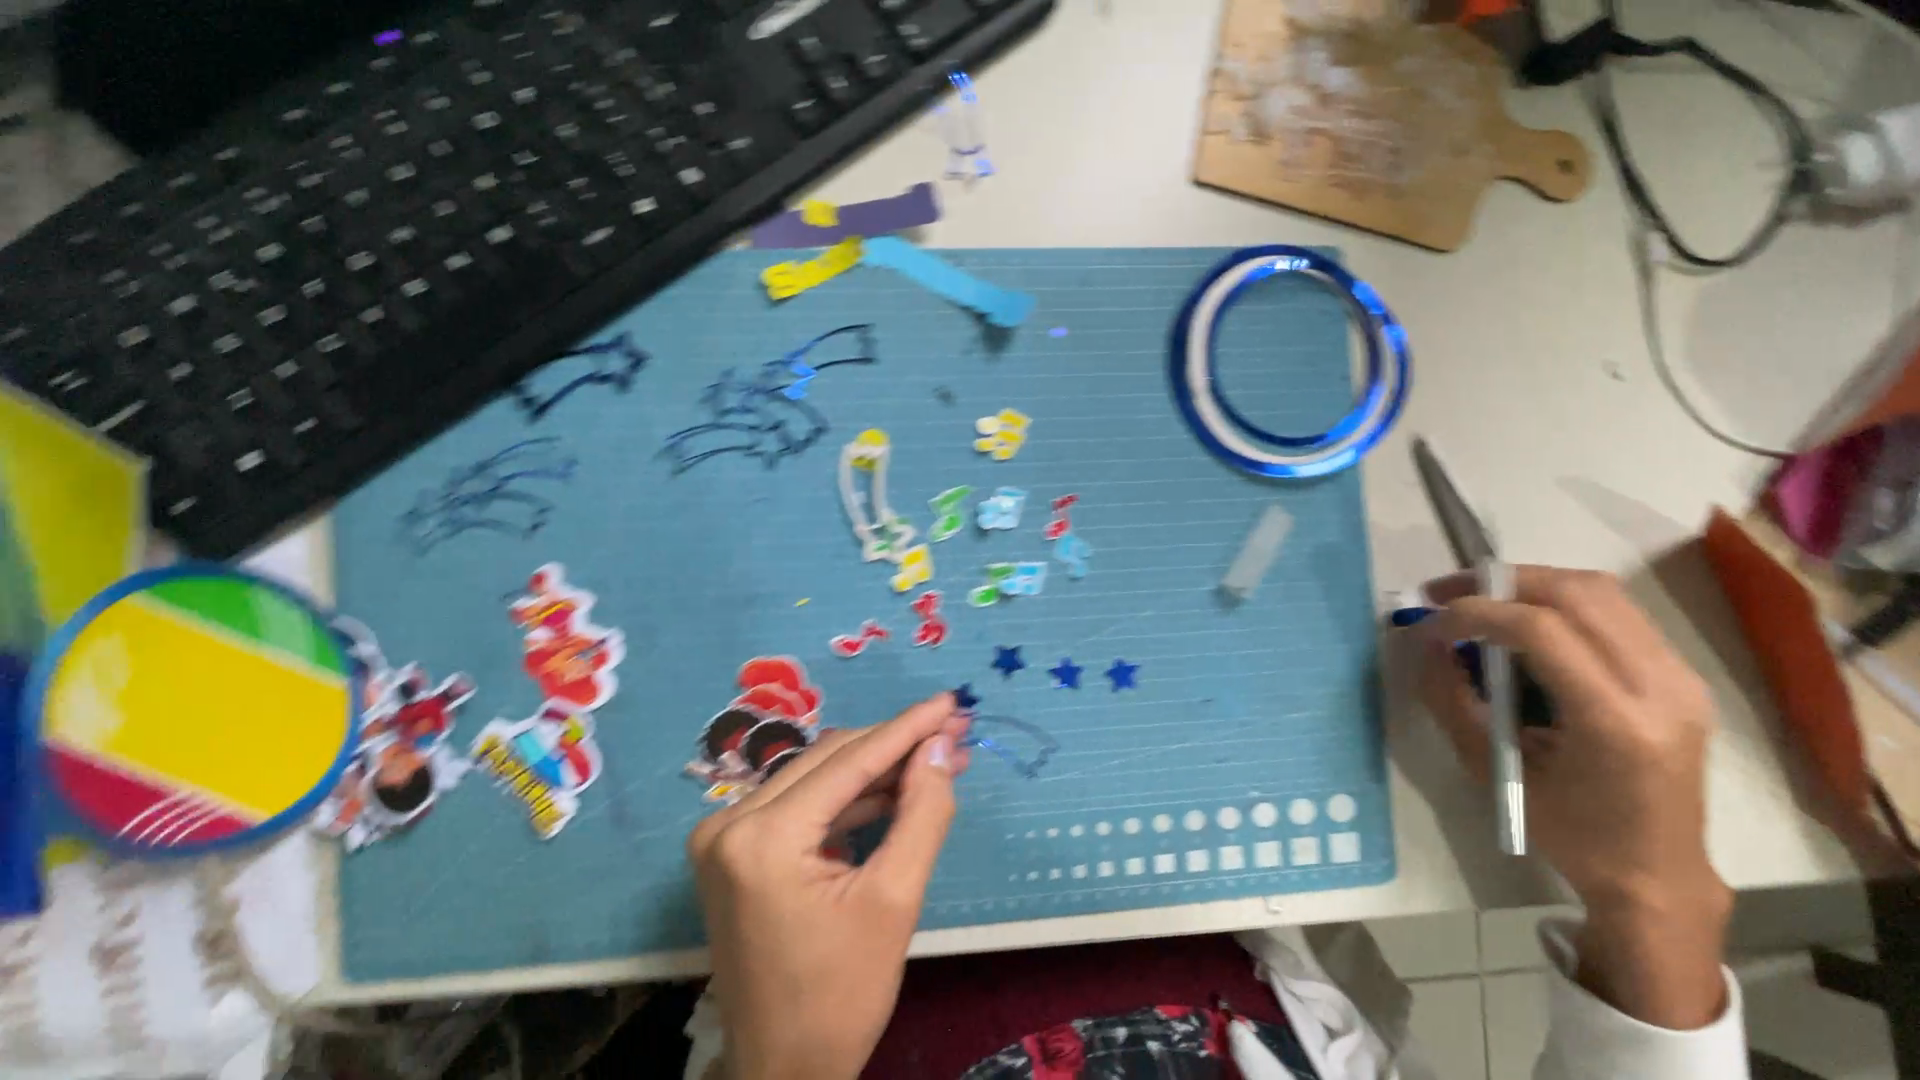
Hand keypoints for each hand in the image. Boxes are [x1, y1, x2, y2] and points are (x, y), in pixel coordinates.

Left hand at [688, 694, 971, 1079]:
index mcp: (761, 838)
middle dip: (895, 747)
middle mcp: (730, 823)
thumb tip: (941, 748)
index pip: (847, 764)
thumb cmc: (841, 997)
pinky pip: (800, 808)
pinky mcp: (733, 852)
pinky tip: (896, 792)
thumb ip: (922, 814)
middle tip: (954, 733)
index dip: (906, 729)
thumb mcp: (895, 902)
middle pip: (828, 763)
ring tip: (938, 760)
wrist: (782, 1068)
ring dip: (876, 772)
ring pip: (816, 781)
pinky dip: (849, 801)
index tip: (951, 702)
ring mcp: (725, 837)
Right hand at [1412, 566, 1733, 1028]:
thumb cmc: (1570, 834)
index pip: (1540, 630)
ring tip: (1481, 599)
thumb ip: (1455, 701)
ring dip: (1531, 584)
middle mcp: (1660, 687)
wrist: (1656, 875)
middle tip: (1447, 593)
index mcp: (1615, 721)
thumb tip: (1428, 644)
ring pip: (1601, 592)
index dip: (1475, 612)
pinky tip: (1525, 622)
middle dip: (1502, 582)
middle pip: (1577, 593)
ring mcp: (1681, 677)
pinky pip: (1617, 613)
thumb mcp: (1495, 770)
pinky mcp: (1682, 676)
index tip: (1432, 624)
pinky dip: (1561, 602)